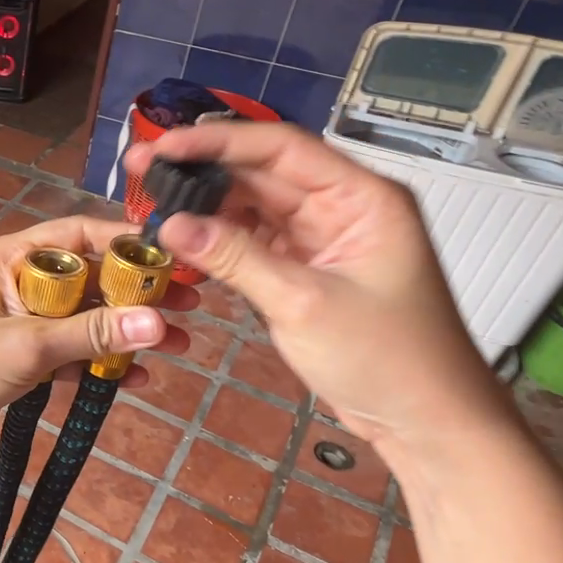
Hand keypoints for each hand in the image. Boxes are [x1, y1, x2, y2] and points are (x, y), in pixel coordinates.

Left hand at [0, 215, 197, 446]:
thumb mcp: (28, 346)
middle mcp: (17, 278)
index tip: (175, 258)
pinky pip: (69, 347)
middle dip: (137, 294)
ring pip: (83, 315)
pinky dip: (98, 360)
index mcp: (9, 257)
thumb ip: (92, 335)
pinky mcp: (21, 350)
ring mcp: (20, 316)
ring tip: (179, 346)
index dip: (127, 243)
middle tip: (191, 307)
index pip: (78, 234)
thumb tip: (159, 324)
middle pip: (89, 277)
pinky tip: (137, 378)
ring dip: (124, 331)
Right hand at [123, 122, 514, 449]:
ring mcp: (320, 237)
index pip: (280, 148)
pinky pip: (251, 238)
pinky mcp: (303, 266)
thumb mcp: (302, 303)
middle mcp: (340, 206)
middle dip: (199, 169)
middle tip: (136, 170)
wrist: (425, 422)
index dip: (216, 141)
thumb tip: (168, 223)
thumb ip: (234, 257)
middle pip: (260, 172)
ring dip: (201, 203)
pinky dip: (215, 237)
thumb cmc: (383, 358)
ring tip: (147, 201)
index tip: (159, 146)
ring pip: (250, 204)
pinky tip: (177, 235)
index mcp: (360, 197)